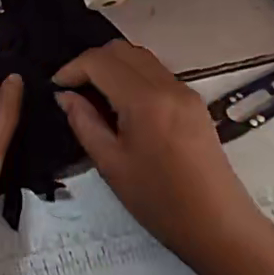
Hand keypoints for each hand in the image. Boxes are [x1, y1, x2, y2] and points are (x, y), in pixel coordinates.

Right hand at [54, 40, 270, 274]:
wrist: (218, 224)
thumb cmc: (159, 200)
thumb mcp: (110, 164)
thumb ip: (84, 122)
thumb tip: (65, 96)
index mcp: (145, 100)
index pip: (100, 61)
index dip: (72, 68)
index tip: (56, 88)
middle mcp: (168, 85)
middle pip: (122, 50)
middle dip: (91, 62)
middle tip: (73, 89)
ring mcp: (185, 91)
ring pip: (141, 58)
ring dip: (113, 67)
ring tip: (94, 97)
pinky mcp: (194, 102)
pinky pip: (156, 74)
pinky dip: (132, 77)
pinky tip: (122, 106)